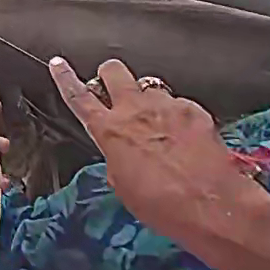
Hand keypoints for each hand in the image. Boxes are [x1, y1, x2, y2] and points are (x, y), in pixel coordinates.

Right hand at [48, 56, 269, 243]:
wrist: (212, 207)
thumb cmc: (161, 206)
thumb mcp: (123, 185)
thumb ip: (116, 156)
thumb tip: (121, 149)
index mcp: (109, 130)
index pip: (78, 96)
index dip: (65, 78)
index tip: (57, 63)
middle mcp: (135, 110)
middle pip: (114, 71)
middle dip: (110, 76)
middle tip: (116, 91)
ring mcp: (167, 105)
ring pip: (150, 86)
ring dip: (149, 100)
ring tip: (159, 124)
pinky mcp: (195, 109)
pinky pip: (180, 104)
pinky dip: (179, 116)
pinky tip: (187, 138)